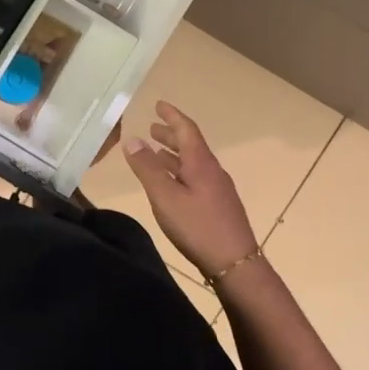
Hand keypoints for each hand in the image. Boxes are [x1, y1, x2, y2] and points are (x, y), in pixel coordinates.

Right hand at [123, 101, 256, 279]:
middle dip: (170, 134)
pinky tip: (171, 184)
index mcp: (201, 163)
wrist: (236, 265)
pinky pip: (195, 177)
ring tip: (155, 152)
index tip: (158, 104)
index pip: (187, 129)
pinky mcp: (218, 207)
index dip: (172, 116)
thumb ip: (147, 168)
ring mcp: (218, 190)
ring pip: (193, 163)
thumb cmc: (198, 227)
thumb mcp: (165, 196)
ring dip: (173, 154)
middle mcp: (212, 171)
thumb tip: (132, 138)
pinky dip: (179, 171)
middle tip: (151, 128)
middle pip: (191, 145)